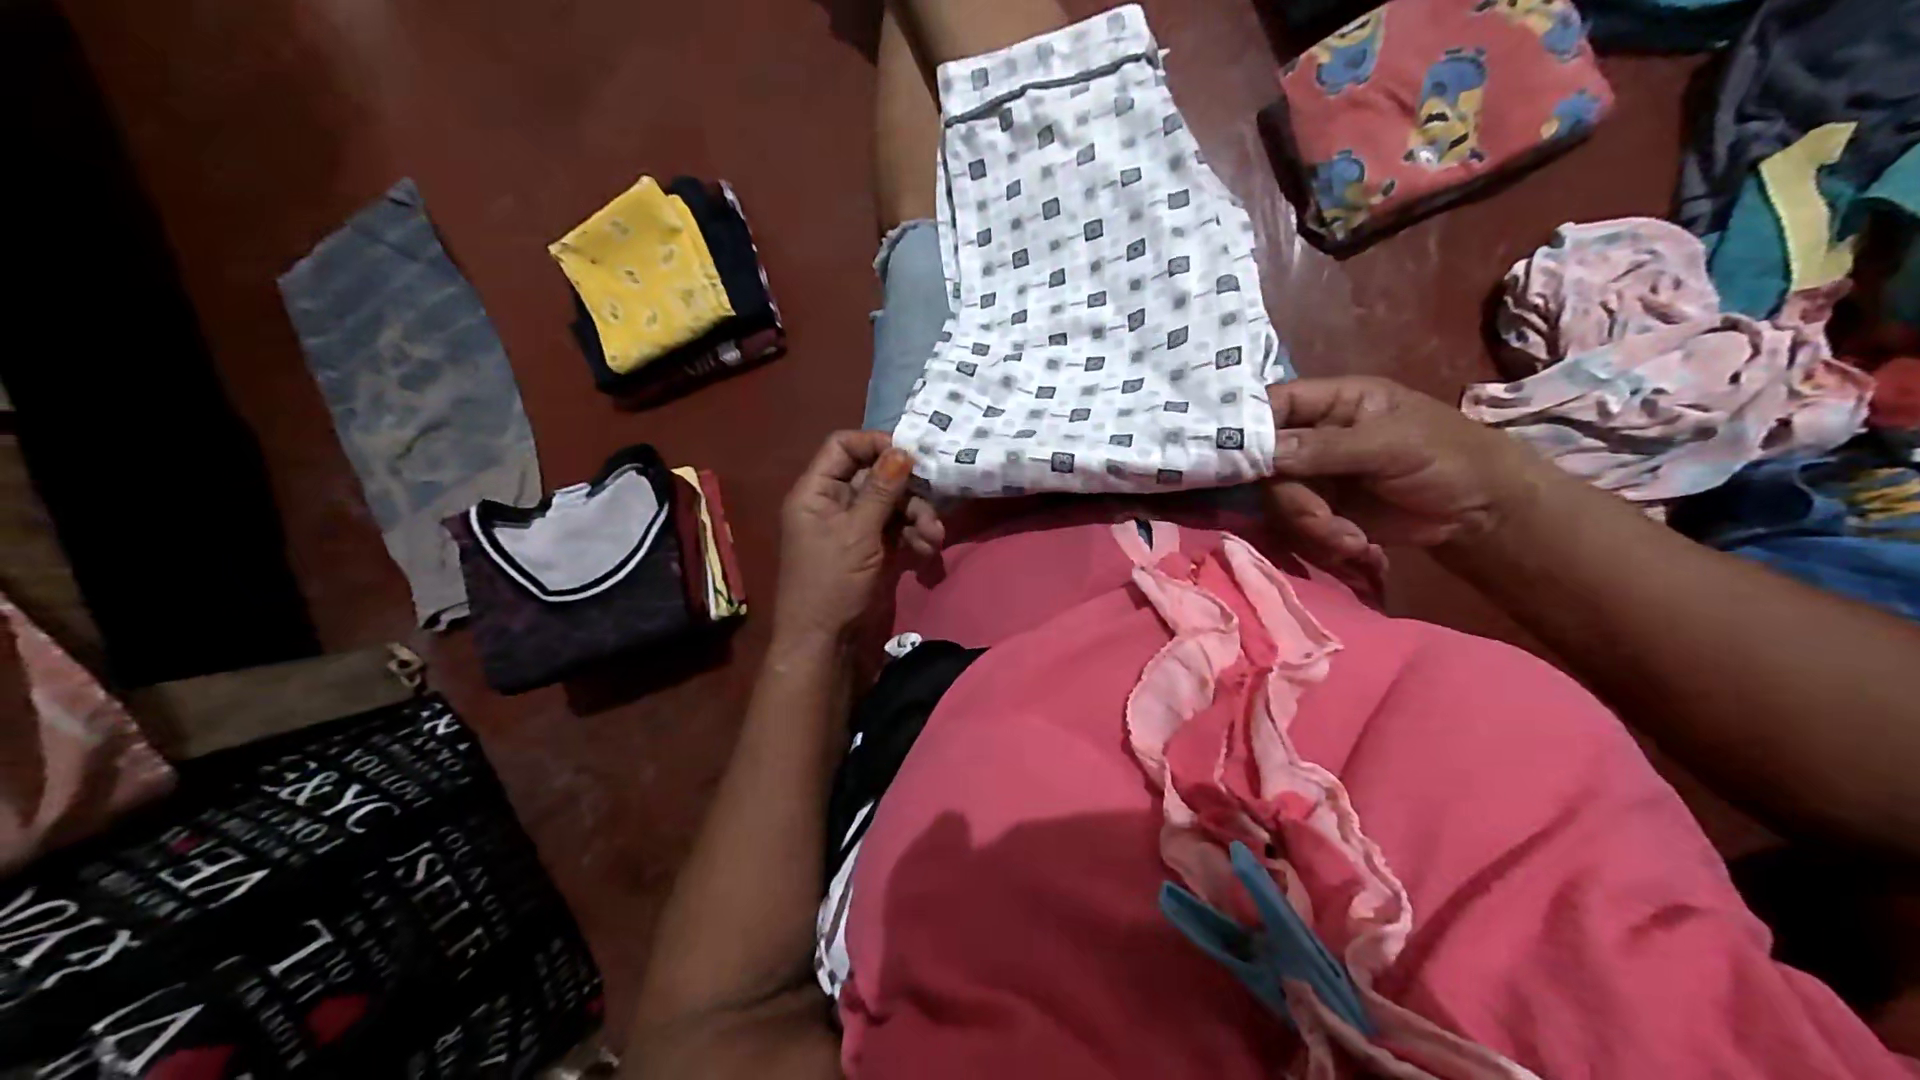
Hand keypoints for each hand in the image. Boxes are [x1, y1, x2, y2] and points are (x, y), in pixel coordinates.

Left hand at [773, 431, 944, 643]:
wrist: (827, 645)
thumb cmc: (831, 583)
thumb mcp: (857, 532)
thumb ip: (881, 490)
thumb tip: (902, 450)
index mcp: (816, 492)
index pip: (843, 447)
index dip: (875, 445)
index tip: (909, 454)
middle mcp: (834, 504)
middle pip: (876, 476)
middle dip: (907, 490)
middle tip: (932, 502)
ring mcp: (856, 529)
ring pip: (893, 505)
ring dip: (917, 516)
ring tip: (933, 538)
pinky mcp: (874, 551)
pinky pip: (898, 530)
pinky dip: (915, 537)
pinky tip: (928, 552)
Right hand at [1262, 376, 1545, 548]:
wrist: (1481, 512)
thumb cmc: (1448, 456)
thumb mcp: (1392, 445)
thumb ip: (1326, 447)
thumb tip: (1265, 451)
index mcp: (1332, 402)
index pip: (1272, 404)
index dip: (1247, 427)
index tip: (1236, 459)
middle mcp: (1313, 435)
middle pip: (1267, 462)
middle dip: (1291, 497)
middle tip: (1319, 519)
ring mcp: (1314, 474)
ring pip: (1279, 499)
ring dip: (1309, 524)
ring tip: (1347, 540)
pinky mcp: (1321, 509)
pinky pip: (1296, 524)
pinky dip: (1320, 539)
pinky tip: (1353, 544)